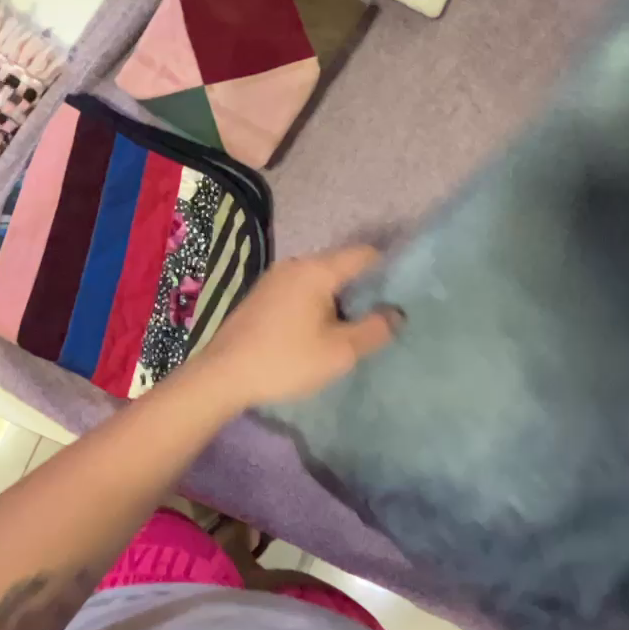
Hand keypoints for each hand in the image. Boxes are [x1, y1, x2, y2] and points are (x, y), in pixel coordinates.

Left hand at [175, 245, 399, 413]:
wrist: (223, 375)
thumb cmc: (285, 360)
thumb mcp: (339, 351)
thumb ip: (374, 329)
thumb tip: (397, 313)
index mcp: (316, 270)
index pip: (364, 254)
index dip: (389, 268)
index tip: (405, 291)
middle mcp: (295, 265)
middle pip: (341, 265)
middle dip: (364, 286)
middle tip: (384, 313)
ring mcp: (274, 279)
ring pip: (320, 279)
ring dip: (339, 297)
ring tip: (357, 324)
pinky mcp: (262, 296)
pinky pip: (301, 290)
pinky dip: (317, 303)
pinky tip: (322, 328)